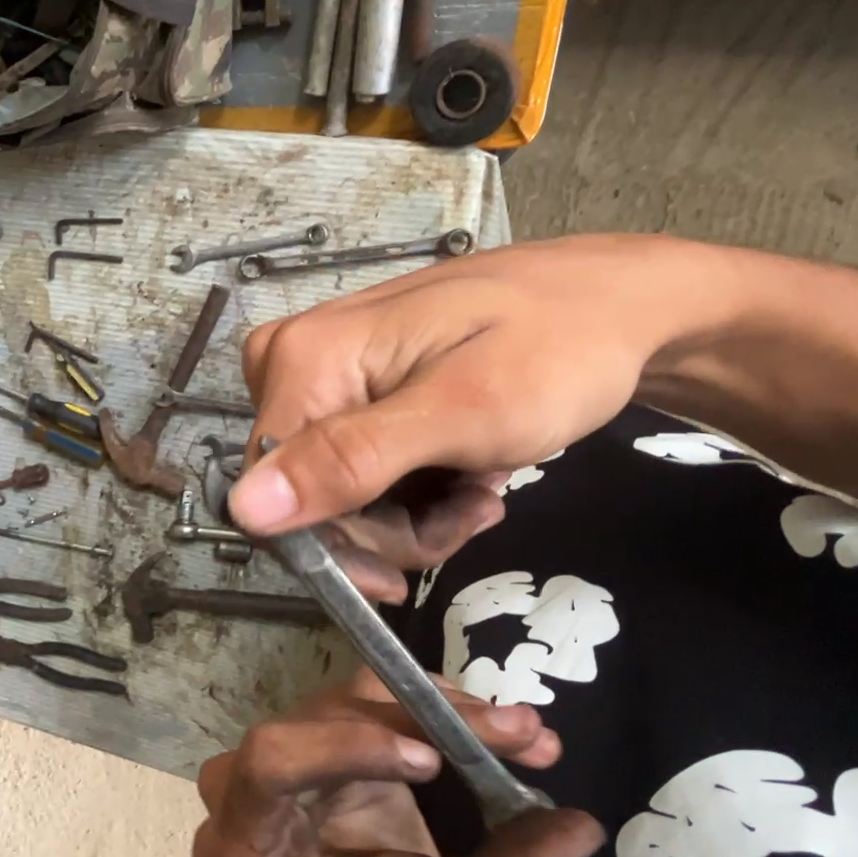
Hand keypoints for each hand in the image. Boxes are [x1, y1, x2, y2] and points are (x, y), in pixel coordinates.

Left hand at [193, 669, 603, 856]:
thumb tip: (580, 827)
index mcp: (244, 839)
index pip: (271, 761)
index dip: (347, 744)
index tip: (431, 759)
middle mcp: (245, 775)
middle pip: (326, 719)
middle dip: (427, 719)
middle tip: (524, 735)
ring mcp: (282, 740)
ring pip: (357, 695)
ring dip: (446, 708)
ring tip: (527, 736)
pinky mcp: (317, 720)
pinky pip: (371, 692)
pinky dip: (437, 705)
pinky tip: (492, 725)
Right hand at [229, 235, 726, 551]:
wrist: (613, 304)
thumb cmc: (554, 348)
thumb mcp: (463, 413)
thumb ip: (352, 459)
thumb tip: (244, 509)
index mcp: (303, 361)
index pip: (271, 494)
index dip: (340, 542)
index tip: (418, 552)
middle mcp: (290, 363)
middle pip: (301, 495)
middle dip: (387, 527)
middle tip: (469, 508)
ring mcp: (317, 373)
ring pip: (330, 493)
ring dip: (408, 513)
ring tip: (477, 488)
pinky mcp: (345, 386)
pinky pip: (352, 470)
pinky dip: (411, 490)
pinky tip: (463, 471)